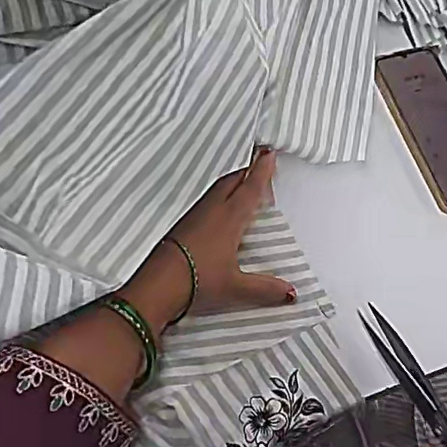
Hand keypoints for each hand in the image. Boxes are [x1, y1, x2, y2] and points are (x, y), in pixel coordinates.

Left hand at [117, 148, 296, 334]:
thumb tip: (289, 292)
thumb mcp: (236, 287)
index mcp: (230, 219)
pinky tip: (219, 207)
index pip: (251, 188)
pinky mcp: (183, 226)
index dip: (262, 170)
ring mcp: (195, 217)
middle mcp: (212, 212)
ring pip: (218, 189)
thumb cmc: (194, 281)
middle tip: (260, 161)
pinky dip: (219, 195)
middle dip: (248, 169)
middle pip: (233, 181)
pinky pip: (206, 201)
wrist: (157, 287)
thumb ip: (265, 289)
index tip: (269, 155)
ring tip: (243, 181)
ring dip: (233, 181)